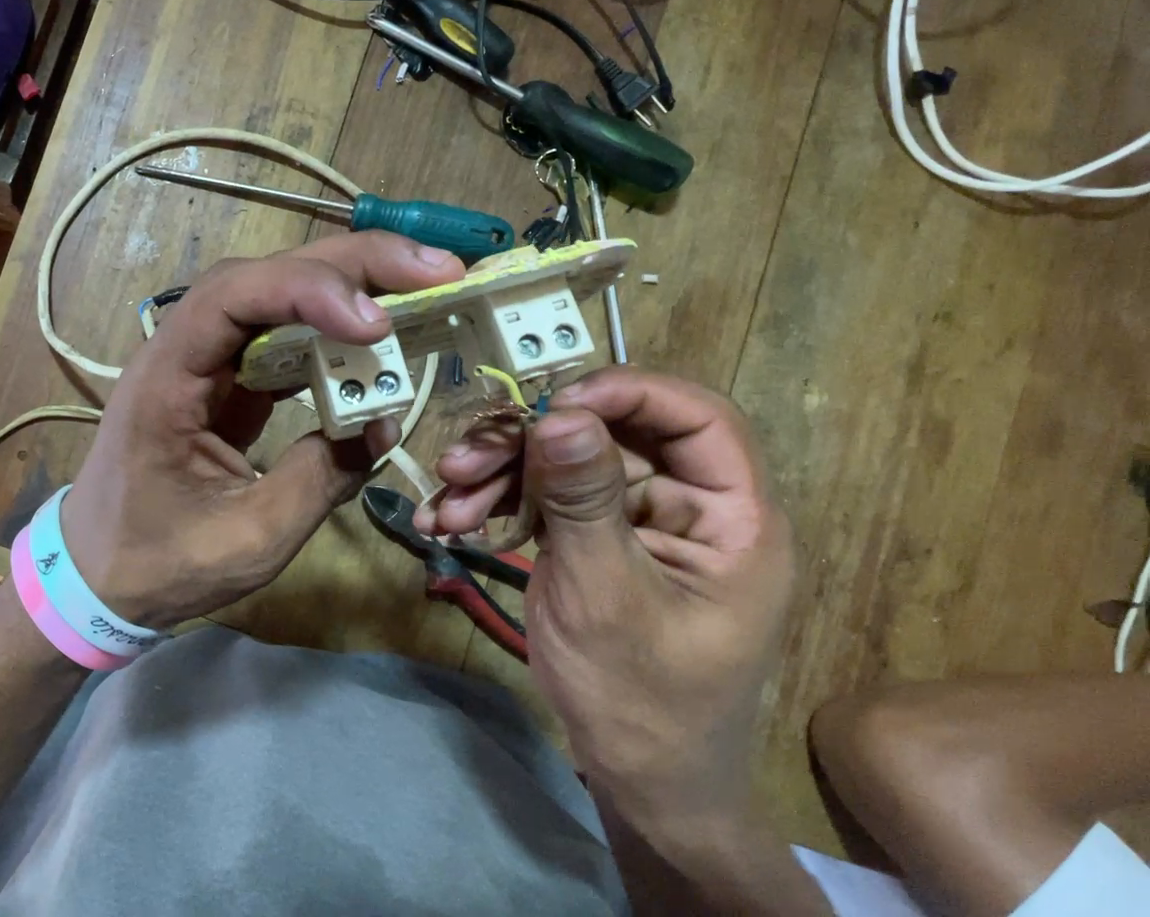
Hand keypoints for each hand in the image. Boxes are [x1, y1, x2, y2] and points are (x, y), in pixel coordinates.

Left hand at [59, 232, 465, 629]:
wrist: (96, 577)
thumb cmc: (156, 563)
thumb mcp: (248, 537)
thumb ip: (320, 479)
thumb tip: (382, 424)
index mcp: (166, 380)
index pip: (232, 297)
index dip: (306, 292)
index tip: (376, 324)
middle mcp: (182, 352)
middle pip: (262, 278)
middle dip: (350, 266)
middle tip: (437, 269)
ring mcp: (203, 364)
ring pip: (275, 299)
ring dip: (347, 289)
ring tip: (423, 290)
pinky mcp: (223, 384)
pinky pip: (280, 342)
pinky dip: (331, 335)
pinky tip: (376, 340)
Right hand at [415, 367, 797, 820]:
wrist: (637, 781)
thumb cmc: (643, 700)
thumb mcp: (606, 596)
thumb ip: (584, 500)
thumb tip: (562, 412)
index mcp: (730, 517)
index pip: (697, 419)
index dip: (629, 393)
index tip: (552, 403)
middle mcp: (684, 507)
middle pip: (608, 436)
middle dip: (528, 445)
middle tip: (461, 463)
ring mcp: (633, 523)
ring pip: (563, 464)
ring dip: (496, 477)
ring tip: (444, 507)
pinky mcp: (591, 541)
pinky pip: (541, 500)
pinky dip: (493, 505)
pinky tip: (446, 524)